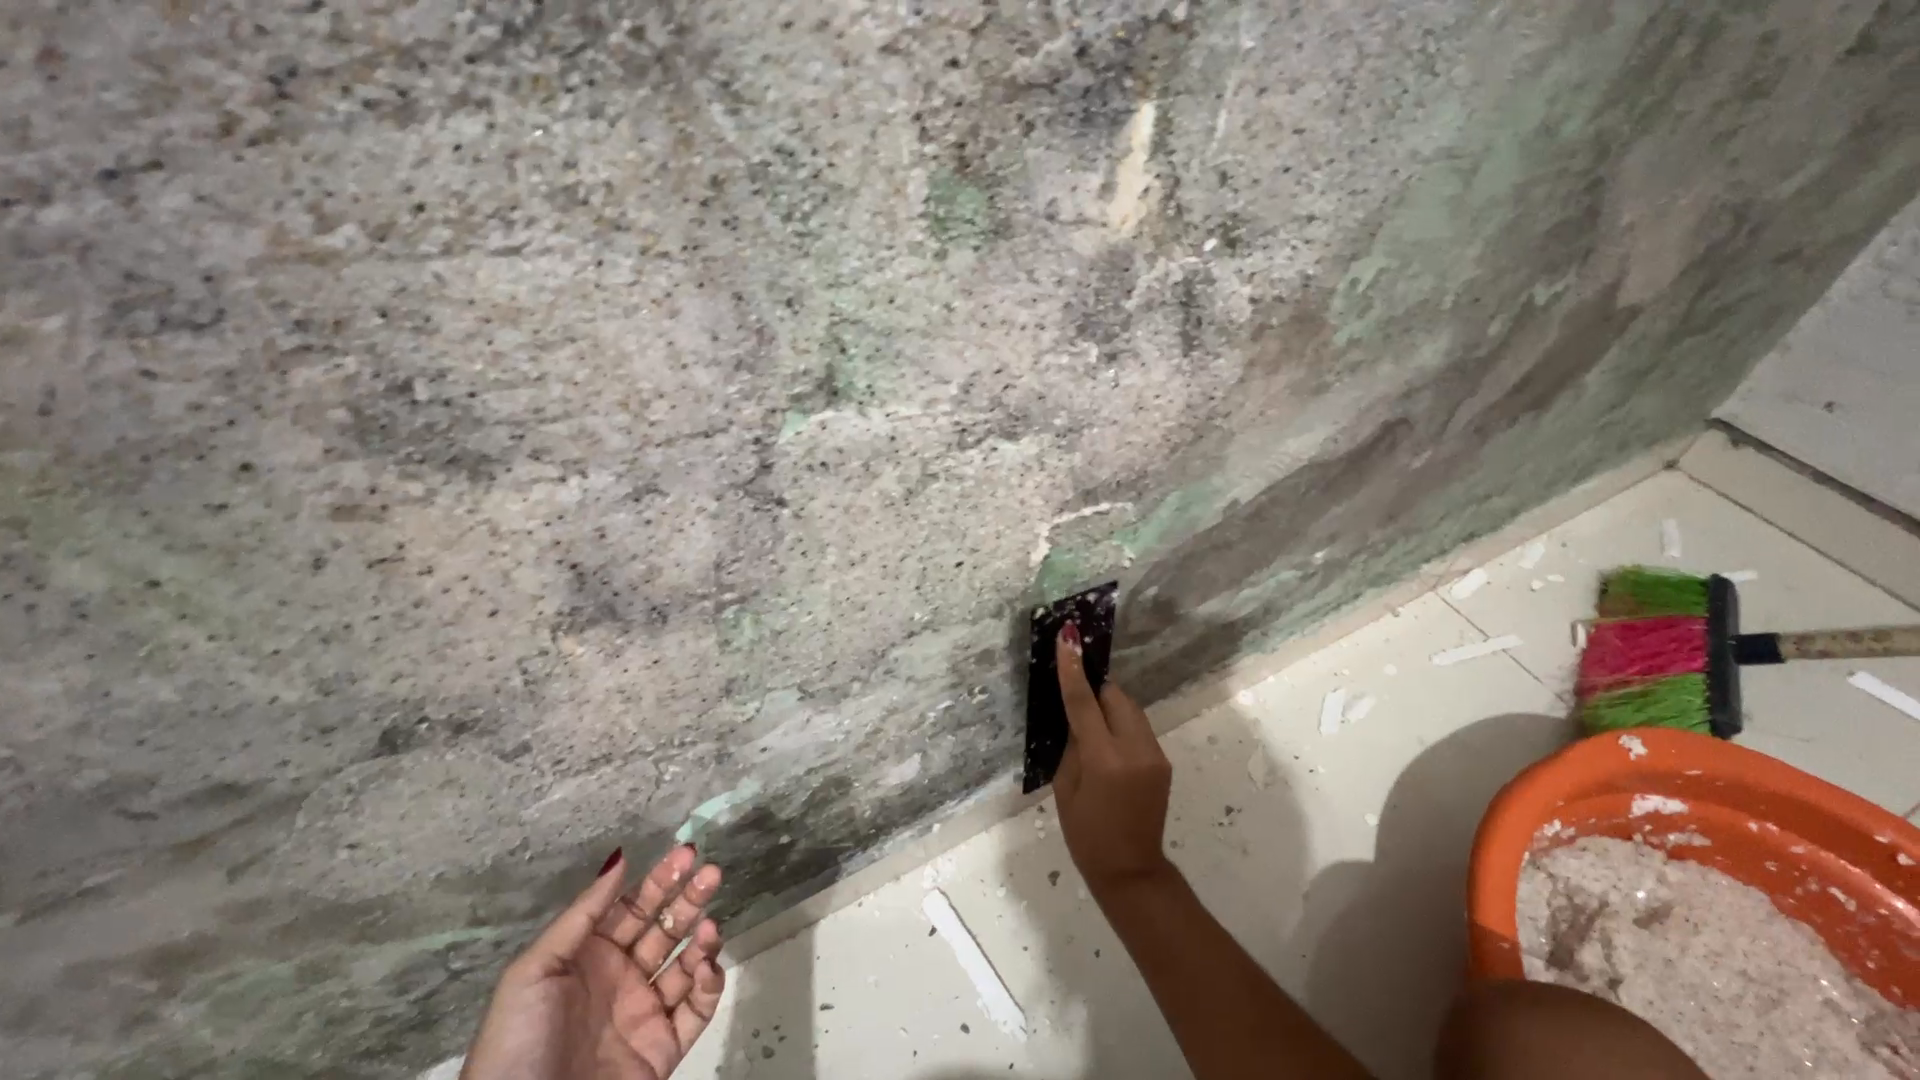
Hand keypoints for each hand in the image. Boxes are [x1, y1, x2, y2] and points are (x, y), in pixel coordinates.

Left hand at [460, 846, 726, 1079]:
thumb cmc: (519, 1041)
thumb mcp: (534, 971)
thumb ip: (583, 914)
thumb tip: (621, 858)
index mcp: (589, 957)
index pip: (633, 907)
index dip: (660, 880)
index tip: (686, 854)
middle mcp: (621, 978)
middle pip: (665, 929)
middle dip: (689, 899)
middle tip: (711, 873)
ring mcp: (645, 1012)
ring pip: (686, 964)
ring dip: (702, 939)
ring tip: (709, 926)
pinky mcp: (665, 1046)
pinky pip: (697, 1009)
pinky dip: (709, 984)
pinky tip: (706, 966)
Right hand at [1053, 624, 1174, 897]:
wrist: (1131, 869)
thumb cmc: (1086, 835)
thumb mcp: (1066, 789)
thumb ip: (1071, 746)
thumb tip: (1075, 715)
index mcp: (1104, 760)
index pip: (1084, 703)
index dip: (1073, 668)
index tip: (1068, 637)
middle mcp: (1135, 750)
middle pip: (1116, 697)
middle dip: (1096, 690)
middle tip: (1077, 697)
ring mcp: (1154, 755)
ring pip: (1130, 710)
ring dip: (1109, 707)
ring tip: (1090, 721)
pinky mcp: (1163, 762)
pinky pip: (1138, 728)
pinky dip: (1120, 725)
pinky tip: (1107, 743)